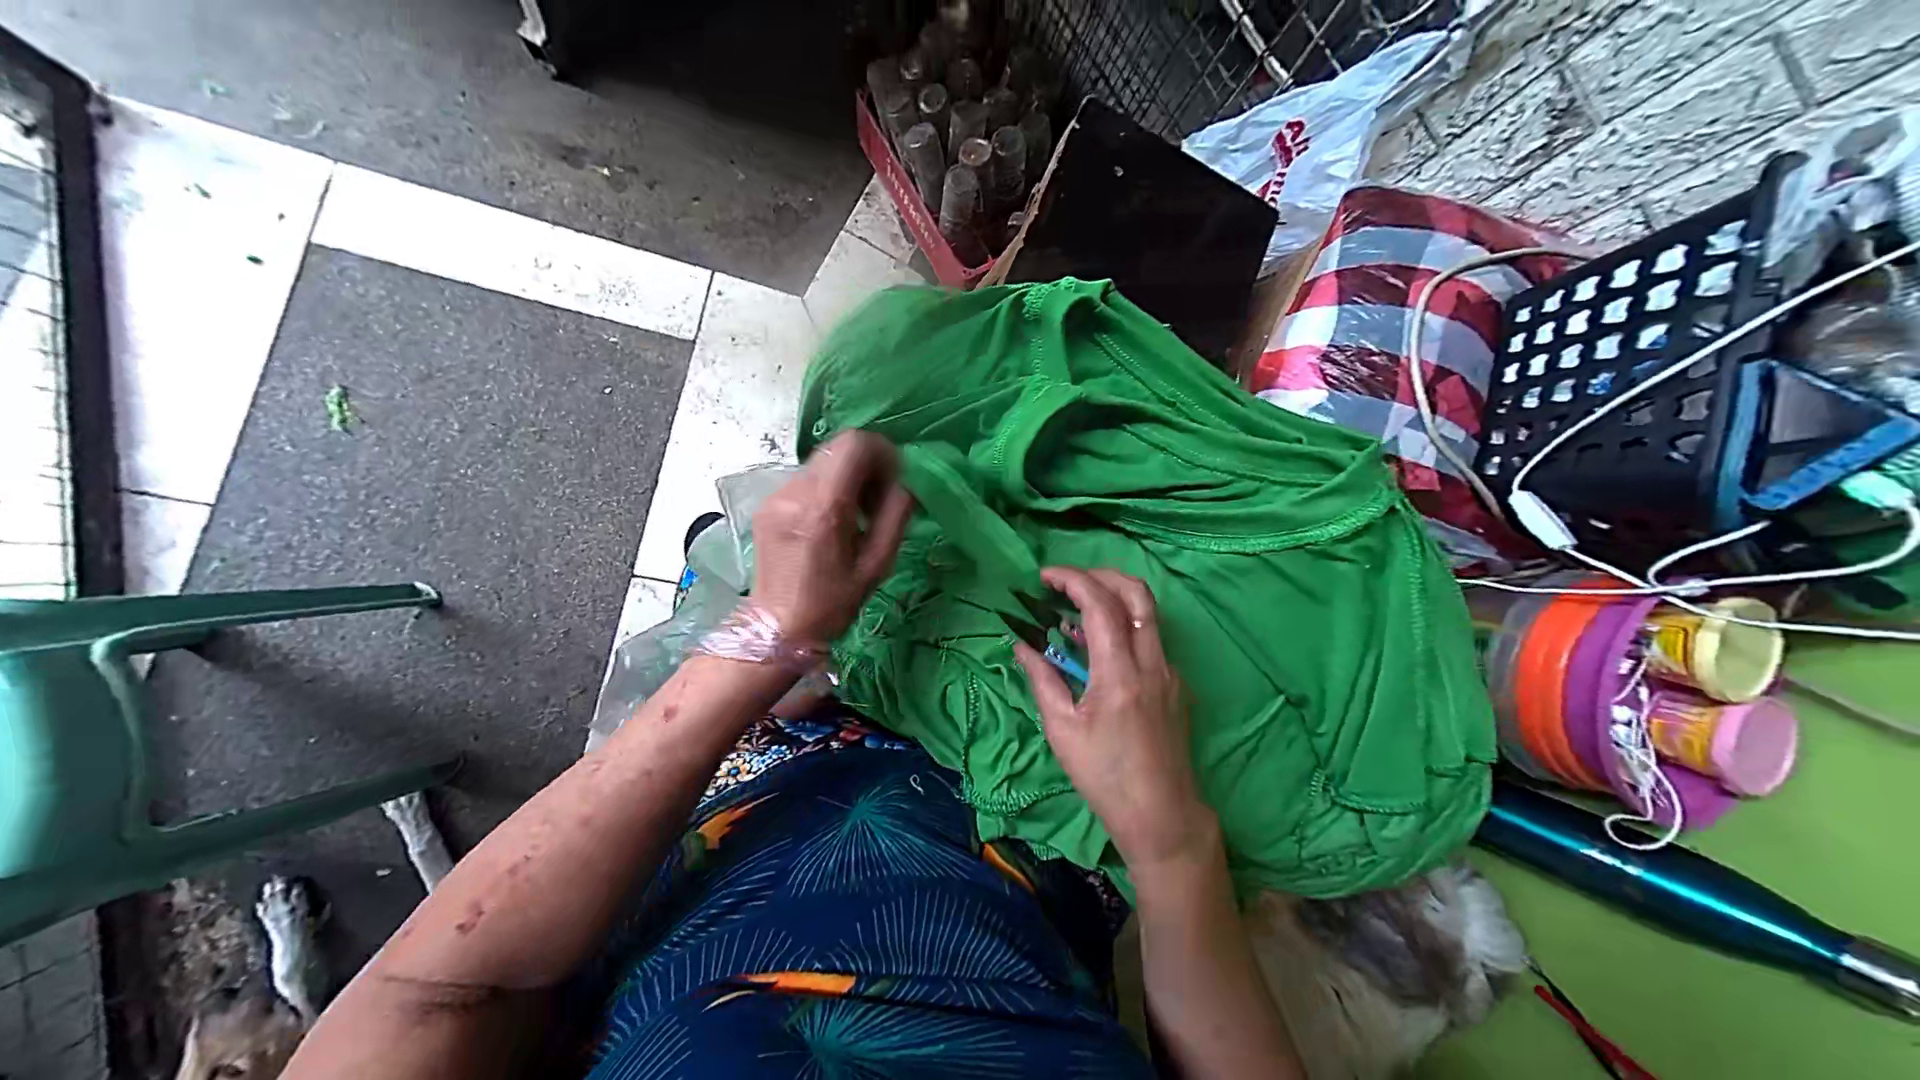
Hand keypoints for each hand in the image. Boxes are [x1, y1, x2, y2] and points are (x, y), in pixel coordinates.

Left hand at [751, 430, 915, 643]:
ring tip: (857, 516)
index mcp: (823, 508)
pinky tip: (832, 522)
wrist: (777, 628)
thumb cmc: (832, 603)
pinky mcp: (767, 503)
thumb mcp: (877, 564)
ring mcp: (775, 496)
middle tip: (878, 501)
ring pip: (822, 462)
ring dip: (847, 478)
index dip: (882, 452)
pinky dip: (827, 489)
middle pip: (837, 448)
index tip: (894, 479)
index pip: (853, 444)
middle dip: (867, 466)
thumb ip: (896, 515)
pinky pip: (806, 480)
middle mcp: (794, 493)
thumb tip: (907, 481)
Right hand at [1013, 567, 1217, 871]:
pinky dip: (1123, 628)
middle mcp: (1152, 663)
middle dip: (1100, 574)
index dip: (1072, 580)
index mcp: (1120, 673)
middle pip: (1136, 593)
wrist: (1163, 815)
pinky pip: (1150, 640)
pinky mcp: (1176, 685)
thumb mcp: (1062, 730)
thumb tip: (1022, 645)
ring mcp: (1170, 672)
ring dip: (1113, 599)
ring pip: (1148, 614)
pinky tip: (1097, 650)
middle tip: (1067, 581)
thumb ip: (1042, 679)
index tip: (1044, 577)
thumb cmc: (1104, 777)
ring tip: (1075, 613)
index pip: (1100, 604)